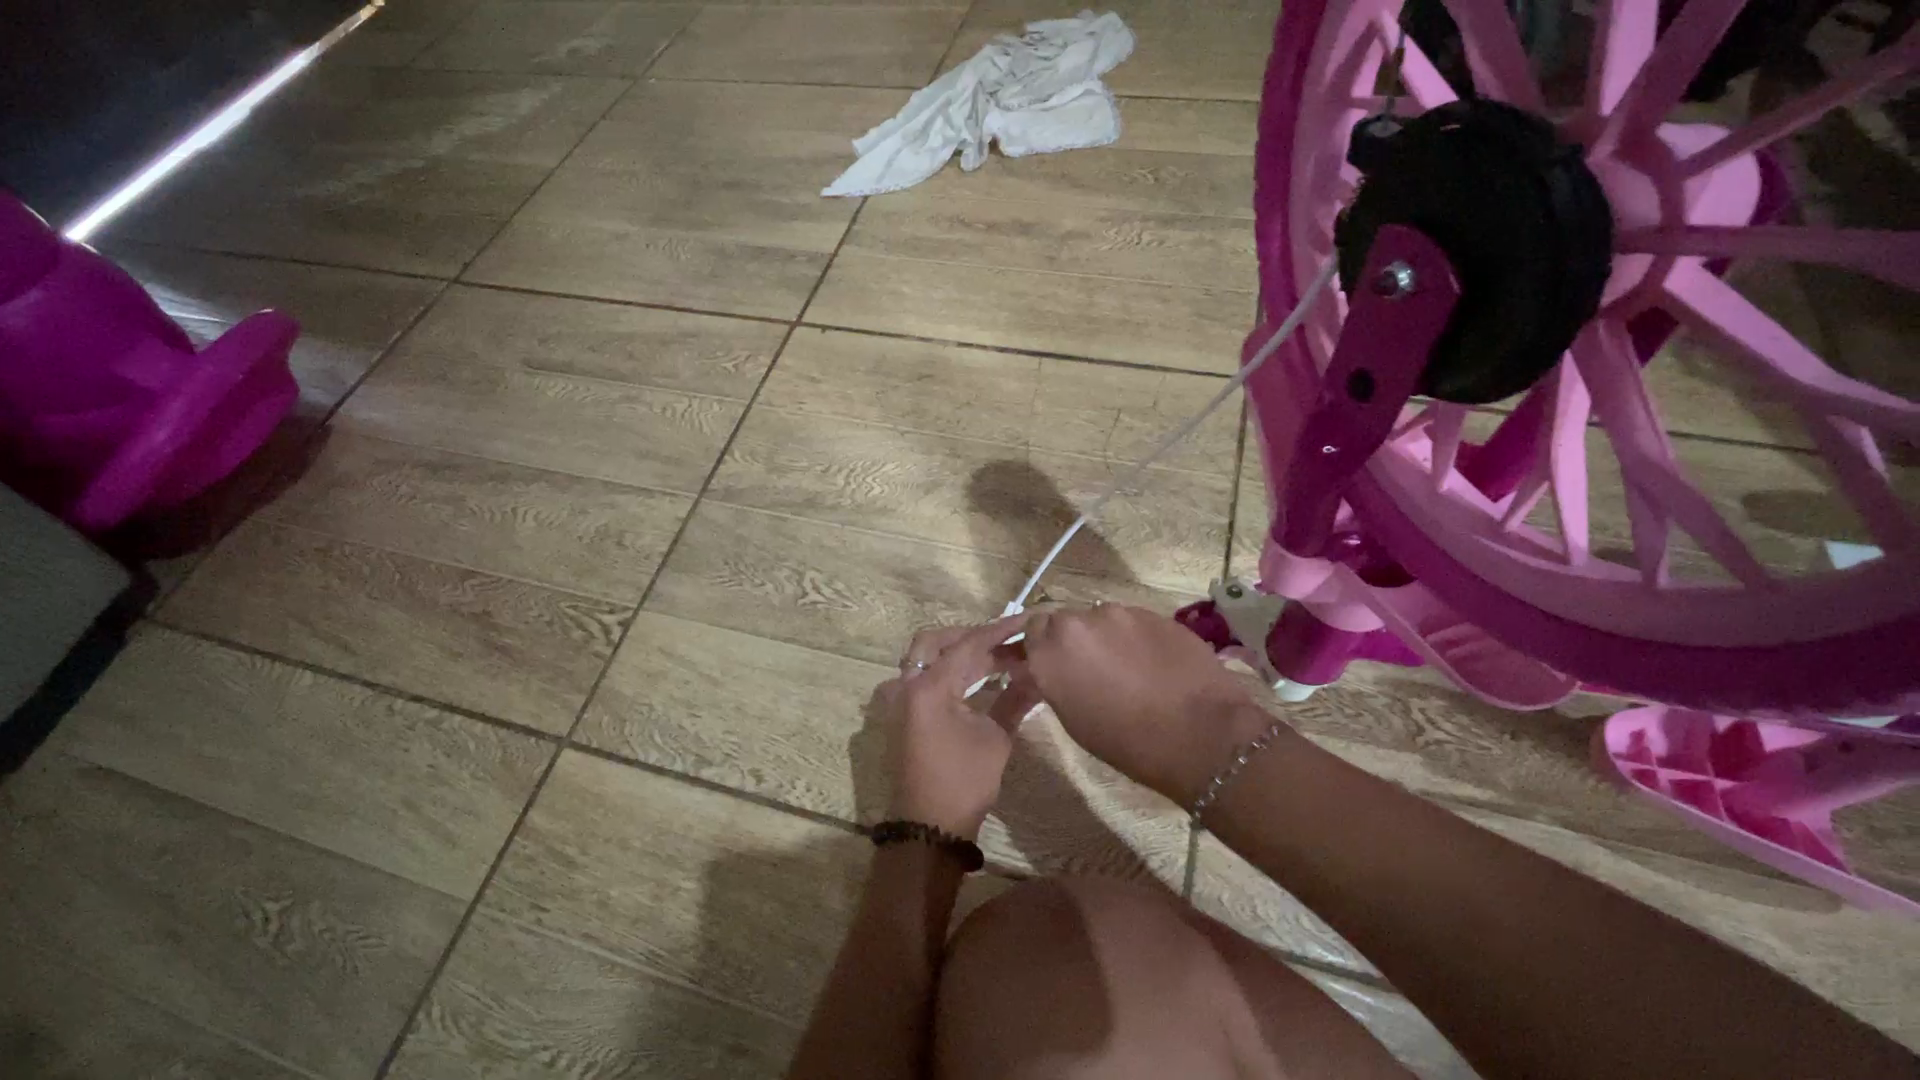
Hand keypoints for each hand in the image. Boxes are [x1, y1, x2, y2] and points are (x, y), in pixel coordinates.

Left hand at [871, 614, 1036, 840]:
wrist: (929, 828)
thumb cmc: (964, 782)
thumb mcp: (996, 738)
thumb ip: (1014, 699)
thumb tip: (1038, 674)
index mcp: (928, 688)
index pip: (967, 645)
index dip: (999, 631)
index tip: (1026, 622)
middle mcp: (905, 686)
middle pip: (936, 642)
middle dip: (972, 637)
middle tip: (1006, 642)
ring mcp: (898, 701)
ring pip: (924, 658)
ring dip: (956, 653)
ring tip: (995, 659)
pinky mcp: (901, 716)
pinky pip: (920, 679)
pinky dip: (945, 672)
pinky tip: (974, 680)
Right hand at [1017, 603, 1274, 802]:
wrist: (1200, 733)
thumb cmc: (1128, 742)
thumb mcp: (1073, 718)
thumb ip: (1053, 681)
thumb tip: (1044, 668)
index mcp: (1050, 650)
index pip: (1031, 631)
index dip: (1042, 647)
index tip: (1052, 666)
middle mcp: (1079, 621)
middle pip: (1065, 621)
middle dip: (1072, 641)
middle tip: (1089, 670)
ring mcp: (1120, 613)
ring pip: (1101, 619)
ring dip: (1105, 638)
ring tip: (1126, 669)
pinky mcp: (1155, 613)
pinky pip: (1133, 622)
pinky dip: (1135, 639)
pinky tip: (1152, 665)